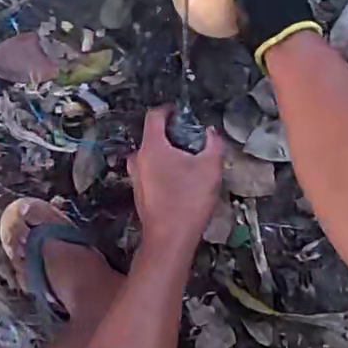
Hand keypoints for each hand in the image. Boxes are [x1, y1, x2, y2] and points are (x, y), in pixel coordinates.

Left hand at [129, 106, 223, 249]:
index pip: (154, 116)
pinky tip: (179, 180)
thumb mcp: (210, 168)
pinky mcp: (138, 191)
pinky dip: (162, 167)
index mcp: (152, 146)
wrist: (169, 238)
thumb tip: (211, 132)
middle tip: (191, 138)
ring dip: (166, 152)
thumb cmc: (189, 199)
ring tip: (187, 160)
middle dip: (171, 133)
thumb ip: (213, 143)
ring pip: (150, 154)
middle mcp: (138, 158)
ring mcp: (135, 176)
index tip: (181, 112)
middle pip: (152, 135)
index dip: (168, 110)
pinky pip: (149, 170)